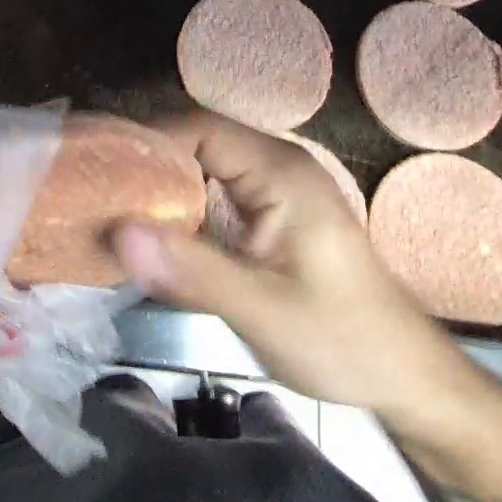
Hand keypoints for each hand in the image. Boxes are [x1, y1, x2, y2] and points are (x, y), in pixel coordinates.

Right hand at [112, 112, 472, 419]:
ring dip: (163, 186)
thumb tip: (117, 231)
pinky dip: (184, 206)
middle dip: (148, 162)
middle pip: (200, 140)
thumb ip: (190, 269)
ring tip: (111, 209)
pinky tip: (156, 235)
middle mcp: (279, 167)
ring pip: (208, 167)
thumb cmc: (341, 339)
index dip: (147, 141)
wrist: (405, 374)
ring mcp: (280, 191)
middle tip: (96, 191)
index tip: (100, 169)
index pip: (200, 127)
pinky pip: (220, 193)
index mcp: (279, 172)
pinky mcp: (277, 217)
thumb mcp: (261, 309)